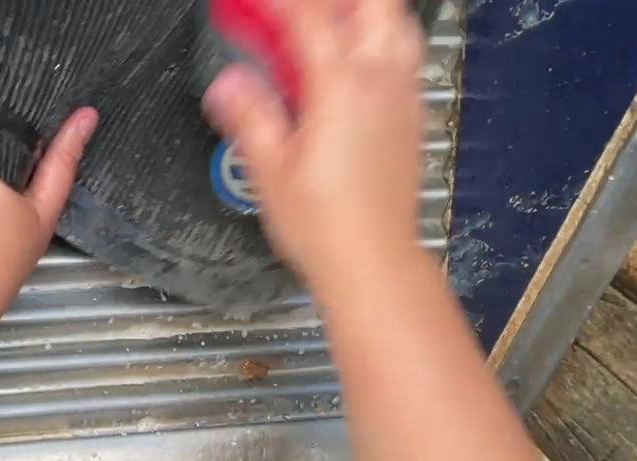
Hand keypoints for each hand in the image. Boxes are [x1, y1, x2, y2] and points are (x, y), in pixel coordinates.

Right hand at [202, 0, 424, 283]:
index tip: (245, 4)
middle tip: (288, 15)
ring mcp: (402, 93)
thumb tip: (226, 84)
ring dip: (357, 13)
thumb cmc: (322, 225)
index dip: (273, 3)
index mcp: (340, 86)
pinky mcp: (410, 114)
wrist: (371, 258)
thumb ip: (250, 117)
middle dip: (323, 2)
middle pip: (365, 2)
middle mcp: (380, 77)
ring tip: (322, 30)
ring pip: (392, 20)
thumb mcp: (269, 173)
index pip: (307, 16)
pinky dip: (376, 40)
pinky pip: (401, 52)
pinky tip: (352, 65)